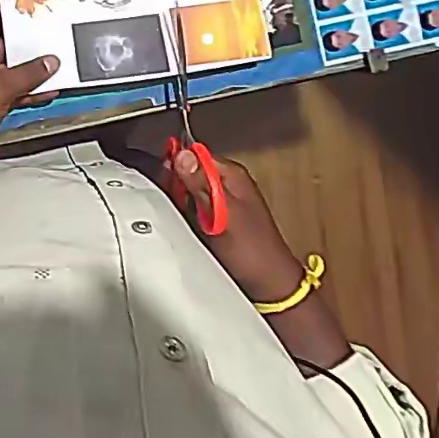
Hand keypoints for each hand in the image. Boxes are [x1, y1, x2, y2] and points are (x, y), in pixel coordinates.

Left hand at [0, 0, 58, 181]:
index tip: (19, 6)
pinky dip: (22, 91)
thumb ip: (29, 72)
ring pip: (3, 70)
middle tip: (44, 39)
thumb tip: (47, 63)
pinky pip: (4, 91)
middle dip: (21, 44)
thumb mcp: (0, 86)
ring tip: (51, 66)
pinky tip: (43, 92)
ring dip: (25, 71)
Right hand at [164, 150, 301, 300]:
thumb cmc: (252, 251)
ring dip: (181, 202)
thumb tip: (183, 155)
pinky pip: (190, 207)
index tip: (171, 181)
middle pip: (188, 171)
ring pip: (187, 190)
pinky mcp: (215, 217)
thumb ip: (202, 183)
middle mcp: (226, 183)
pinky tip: (191, 227)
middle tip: (183, 204)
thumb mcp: (223, 213)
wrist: (267, 284)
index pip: (194, 153)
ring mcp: (220, 200)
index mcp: (232, 175)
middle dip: (178, 186)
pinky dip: (186, 215)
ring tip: (191, 219)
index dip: (177, 165)